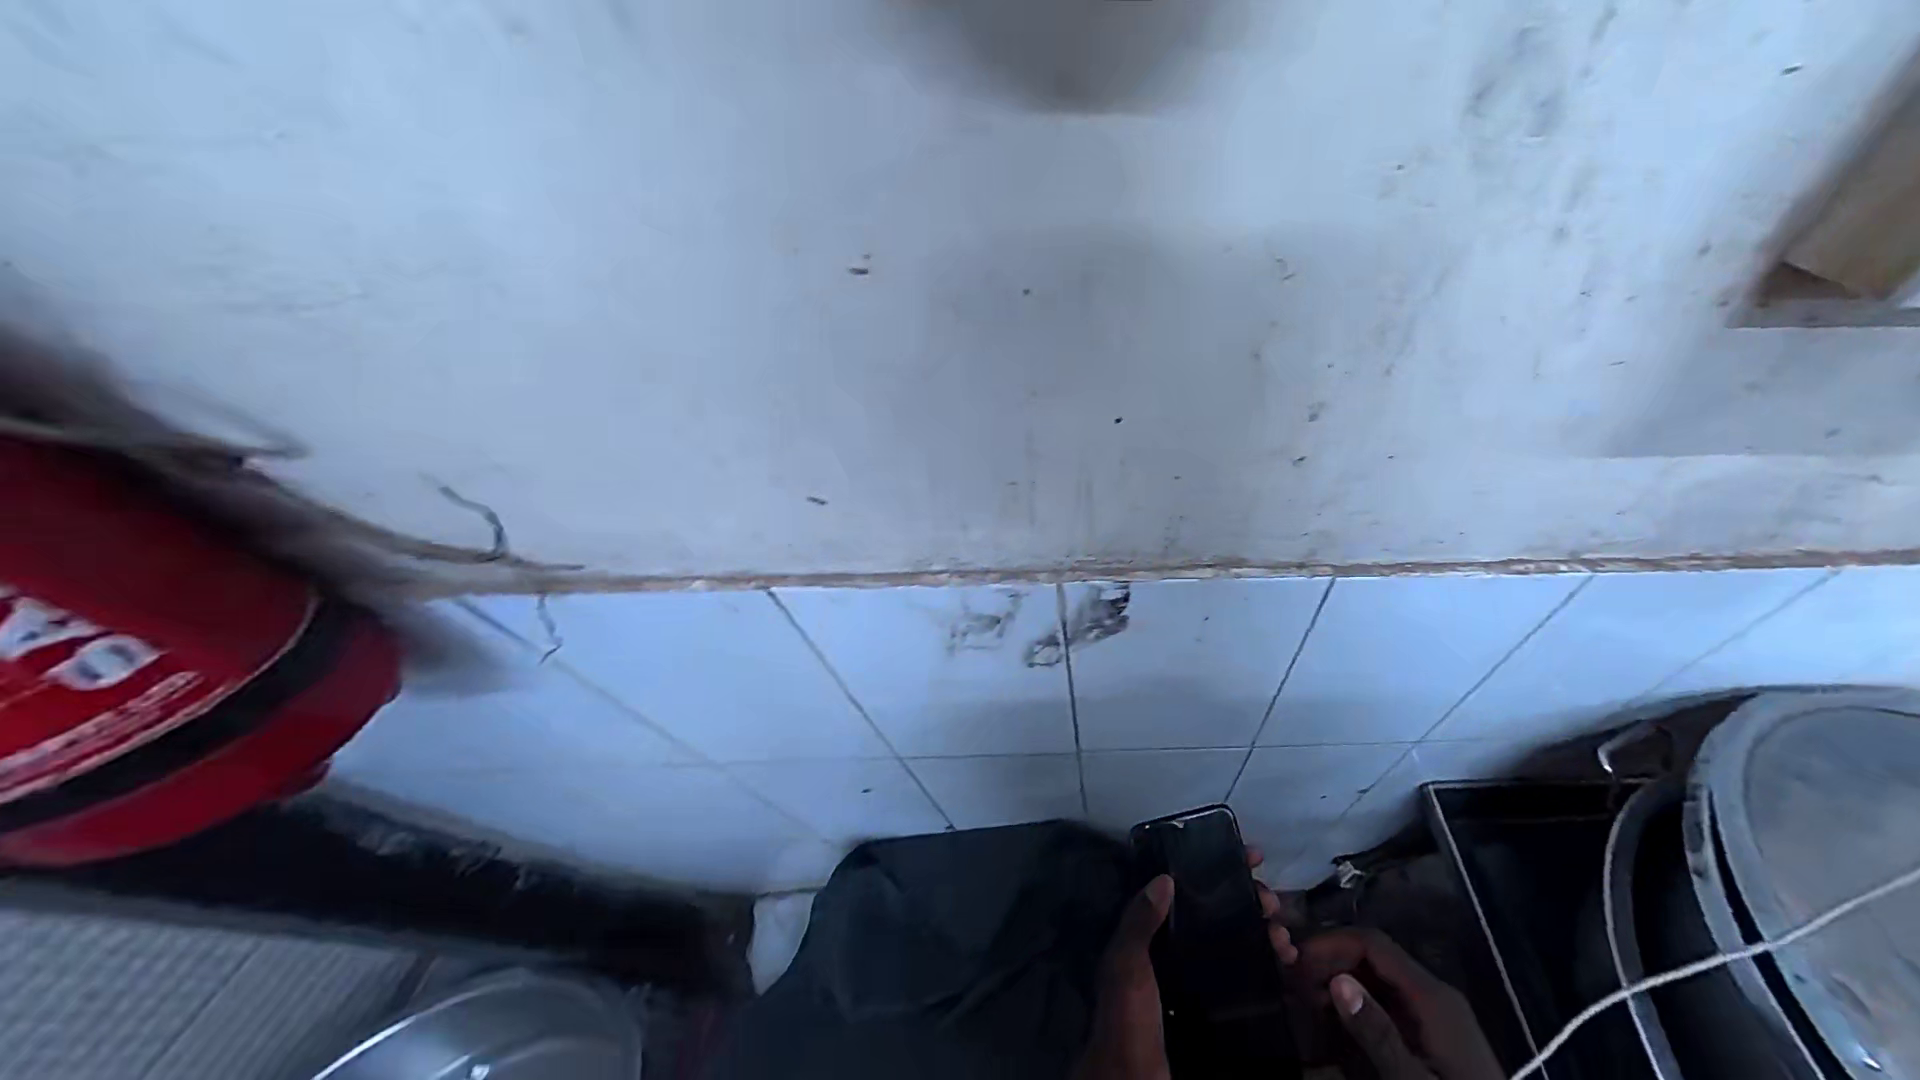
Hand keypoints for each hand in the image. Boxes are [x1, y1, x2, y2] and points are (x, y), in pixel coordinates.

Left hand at [1072, 849, 1294, 1079]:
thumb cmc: (1128, 1018)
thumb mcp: (1125, 966)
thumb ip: (1138, 924)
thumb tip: (1165, 878)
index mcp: (1153, 936)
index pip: (1186, 890)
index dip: (1216, 870)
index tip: (1250, 857)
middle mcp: (1177, 952)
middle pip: (1218, 914)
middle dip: (1247, 902)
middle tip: (1272, 903)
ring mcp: (1199, 982)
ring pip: (1238, 943)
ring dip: (1263, 933)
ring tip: (1284, 938)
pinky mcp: (1220, 1013)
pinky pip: (1249, 980)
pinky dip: (1268, 968)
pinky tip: (1285, 965)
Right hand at [1290, 927, 1502, 1079]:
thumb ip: (1379, 1035)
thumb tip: (1337, 981)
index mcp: (1434, 998)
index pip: (1373, 943)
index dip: (1330, 942)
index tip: (1295, 960)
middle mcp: (1435, 994)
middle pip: (1372, 954)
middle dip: (1330, 959)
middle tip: (1295, 982)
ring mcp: (1435, 1012)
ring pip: (1377, 974)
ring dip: (1339, 977)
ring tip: (1308, 999)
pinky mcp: (1432, 1031)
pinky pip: (1386, 997)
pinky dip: (1356, 998)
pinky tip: (1336, 1016)